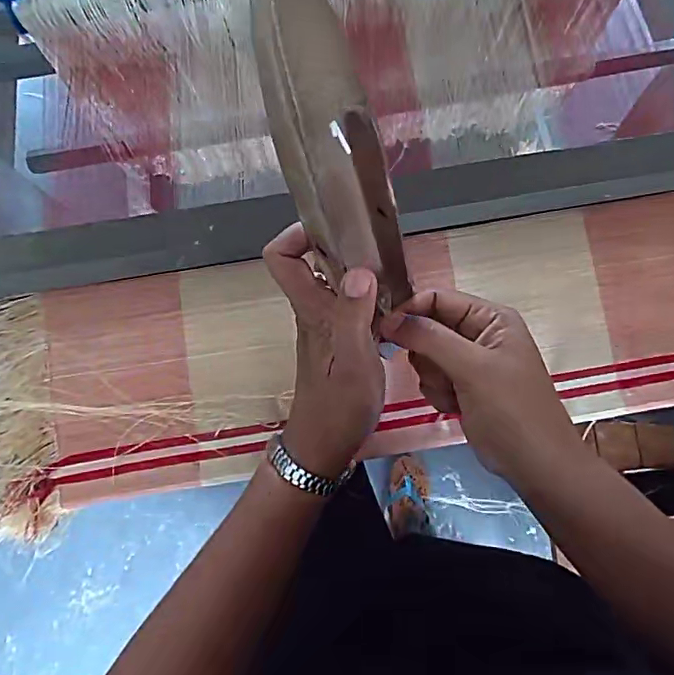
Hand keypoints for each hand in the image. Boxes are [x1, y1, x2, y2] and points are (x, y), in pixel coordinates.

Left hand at [262, 223, 384, 480]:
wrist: (326, 445)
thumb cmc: (338, 407)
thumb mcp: (352, 361)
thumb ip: (354, 316)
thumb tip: (360, 271)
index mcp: (311, 310)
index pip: (280, 258)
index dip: (295, 235)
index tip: (331, 228)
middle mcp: (314, 311)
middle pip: (310, 264)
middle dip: (338, 245)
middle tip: (375, 243)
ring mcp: (326, 326)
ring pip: (333, 283)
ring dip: (357, 271)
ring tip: (391, 269)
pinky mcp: (340, 340)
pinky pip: (350, 304)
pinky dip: (368, 296)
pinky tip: (393, 303)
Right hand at [377, 289, 578, 480]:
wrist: (536, 465)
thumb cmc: (511, 411)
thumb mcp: (472, 369)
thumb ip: (430, 338)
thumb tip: (389, 319)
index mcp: (491, 318)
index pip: (437, 298)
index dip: (410, 312)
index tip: (385, 333)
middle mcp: (480, 334)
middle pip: (428, 328)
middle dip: (426, 354)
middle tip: (441, 374)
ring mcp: (472, 363)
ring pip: (427, 357)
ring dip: (433, 378)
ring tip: (454, 395)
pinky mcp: (464, 387)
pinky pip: (433, 379)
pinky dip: (438, 393)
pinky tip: (456, 408)